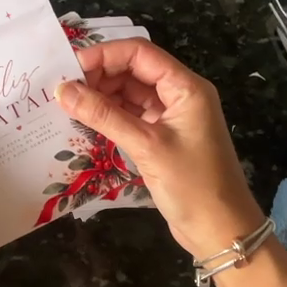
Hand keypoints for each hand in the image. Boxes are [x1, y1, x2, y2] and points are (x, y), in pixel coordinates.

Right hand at [57, 40, 264, 259]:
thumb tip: (62, 90)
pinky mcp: (162, 136)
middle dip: (99, 75)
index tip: (70, 67)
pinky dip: (109, 114)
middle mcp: (179, 94)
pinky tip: (86, 120)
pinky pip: (131, 114)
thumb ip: (104, 115)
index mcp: (185, 87)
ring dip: (101, 95)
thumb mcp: (146, 146)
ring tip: (69, 104)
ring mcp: (171, 116)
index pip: (139, 53)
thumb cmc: (193, 185)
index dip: (104, 54)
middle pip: (133, 69)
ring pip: (130, 92)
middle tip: (65, 90)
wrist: (223, 233)